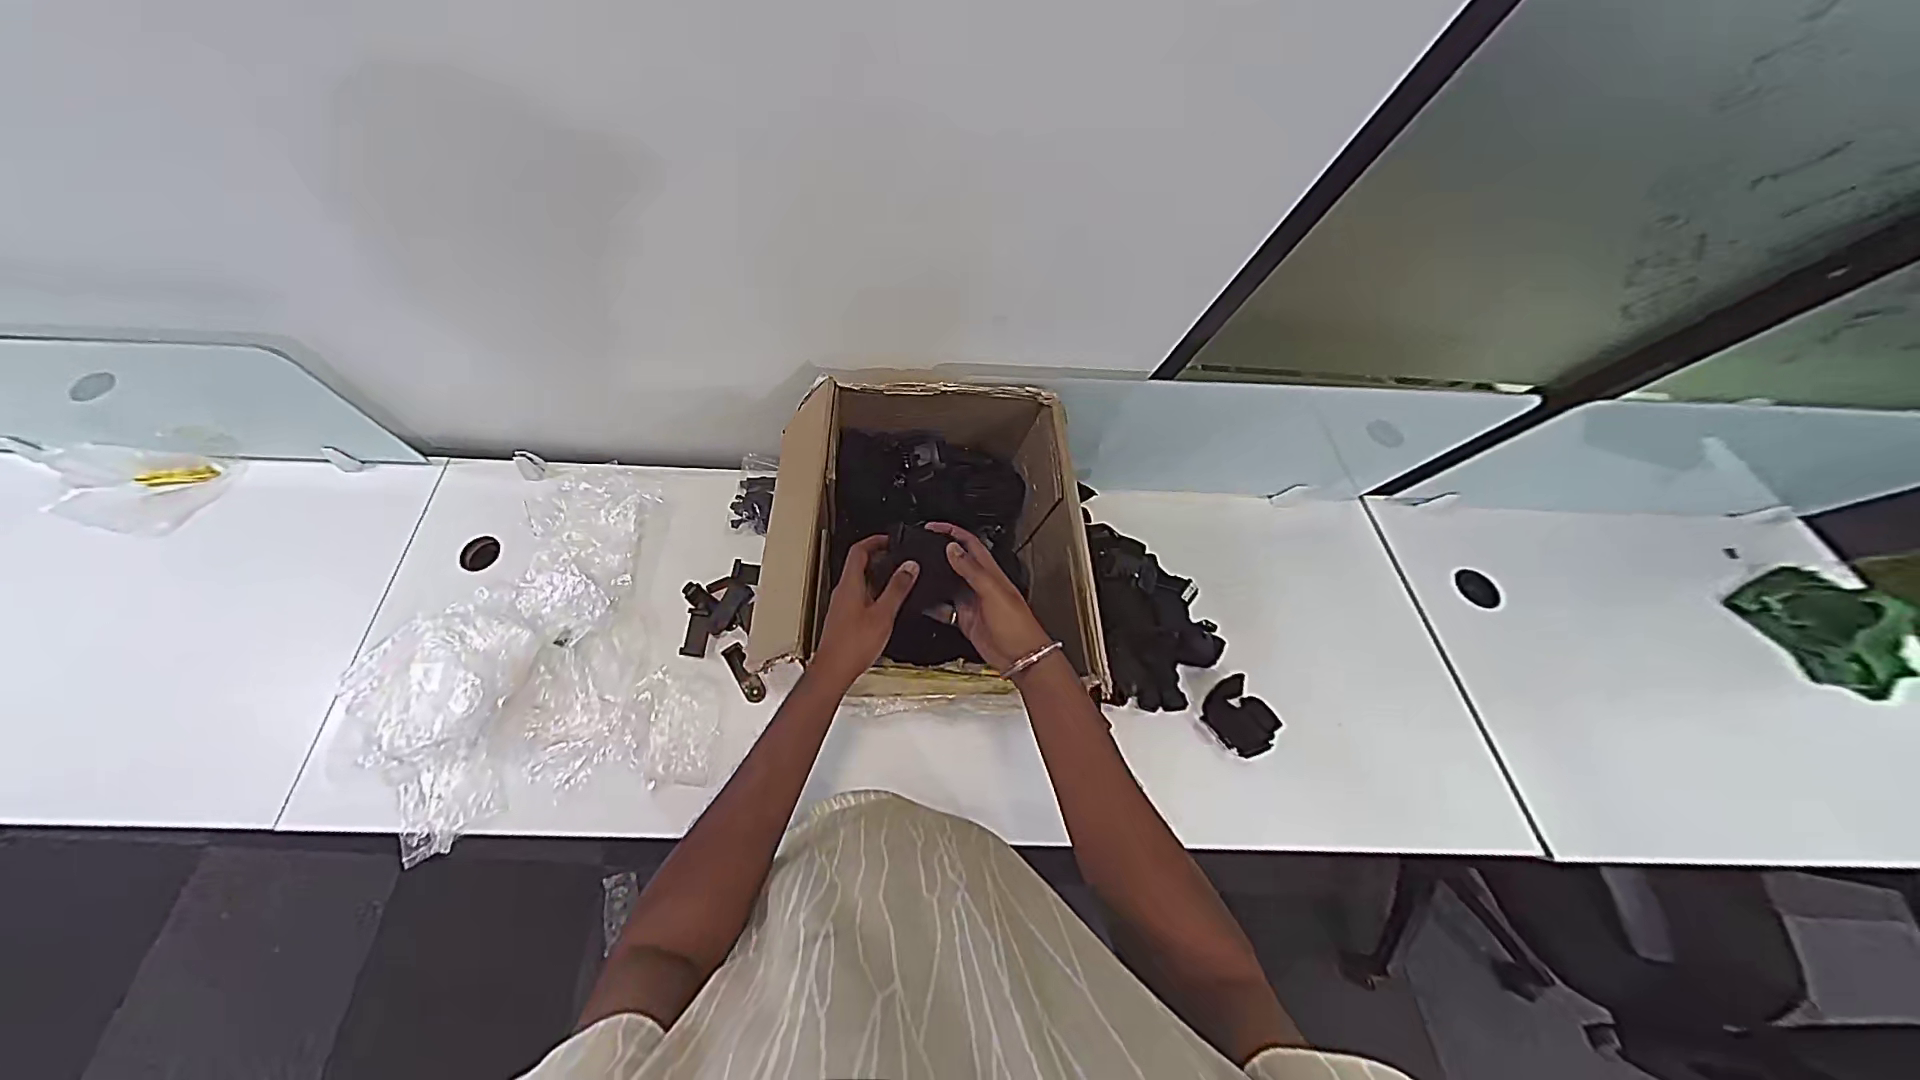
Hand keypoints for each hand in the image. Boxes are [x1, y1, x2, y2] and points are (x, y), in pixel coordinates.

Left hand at [811, 533, 918, 686]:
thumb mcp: (883, 614)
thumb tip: (909, 567)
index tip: (890, 539)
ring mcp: (842, 604)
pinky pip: (859, 596)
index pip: (858, 550)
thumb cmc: (852, 645)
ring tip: (898, 580)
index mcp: (849, 584)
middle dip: (880, 558)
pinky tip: (887, 604)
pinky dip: (874, 592)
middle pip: (859, 565)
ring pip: (860, 581)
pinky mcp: (844, 617)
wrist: (833, 670)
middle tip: (899, 559)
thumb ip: (898, 588)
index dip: (875, 541)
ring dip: (878, 576)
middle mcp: (842, 592)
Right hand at [925, 522, 1052, 671]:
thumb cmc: (1017, 625)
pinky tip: (922, 603)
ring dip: (934, 577)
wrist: (1021, 657)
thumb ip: (971, 570)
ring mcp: (972, 601)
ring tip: (916, 571)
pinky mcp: (966, 619)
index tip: (934, 526)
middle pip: (956, 561)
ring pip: (948, 583)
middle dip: (939, 551)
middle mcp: (980, 584)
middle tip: (920, 546)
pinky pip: (945, 608)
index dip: (952, 531)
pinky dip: (933, 605)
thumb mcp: (993, 592)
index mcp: (990, 572)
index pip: (969, 543)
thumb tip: (952, 549)